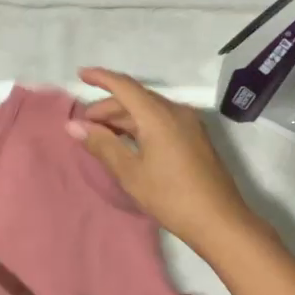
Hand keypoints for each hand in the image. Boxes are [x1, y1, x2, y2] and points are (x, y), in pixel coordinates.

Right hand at [66, 67, 266, 252]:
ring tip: (101, 135)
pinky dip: (140, 125)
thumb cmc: (171, 196)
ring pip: (149, 110)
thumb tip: (74, 126)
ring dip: (124, 118)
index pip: (125, 86)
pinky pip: (162, 120)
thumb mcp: (131, 172)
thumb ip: (103, 145)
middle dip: (108, 106)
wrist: (219, 220)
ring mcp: (189, 123)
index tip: (80, 74)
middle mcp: (176, 111)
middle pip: (136, 98)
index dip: (101, 77)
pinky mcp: (195, 137)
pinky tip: (128, 142)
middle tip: (84, 125)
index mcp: (159, 115)